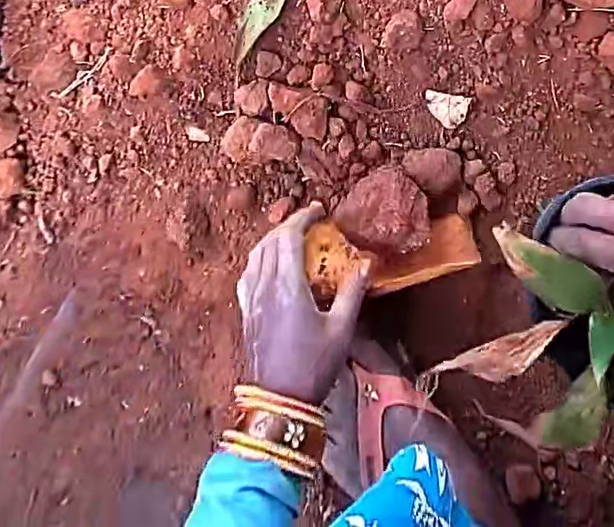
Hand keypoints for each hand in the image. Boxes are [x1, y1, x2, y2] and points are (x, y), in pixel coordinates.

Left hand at [238, 204, 370, 404]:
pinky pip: (247, 274)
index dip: (302, 218)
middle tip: (309, 220)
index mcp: (288, 286)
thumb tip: (367, 263)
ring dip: (273, 238)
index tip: (318, 210)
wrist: (279, 402)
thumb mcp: (342, 329)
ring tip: (291, 236)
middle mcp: (265, 287)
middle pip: (271, 241)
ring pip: (255, 255)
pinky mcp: (246, 313)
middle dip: (289, 224)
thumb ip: (353, 292)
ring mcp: (252, 300)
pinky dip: (259, 258)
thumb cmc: (313, 366)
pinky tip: (268, 264)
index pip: (289, 237)